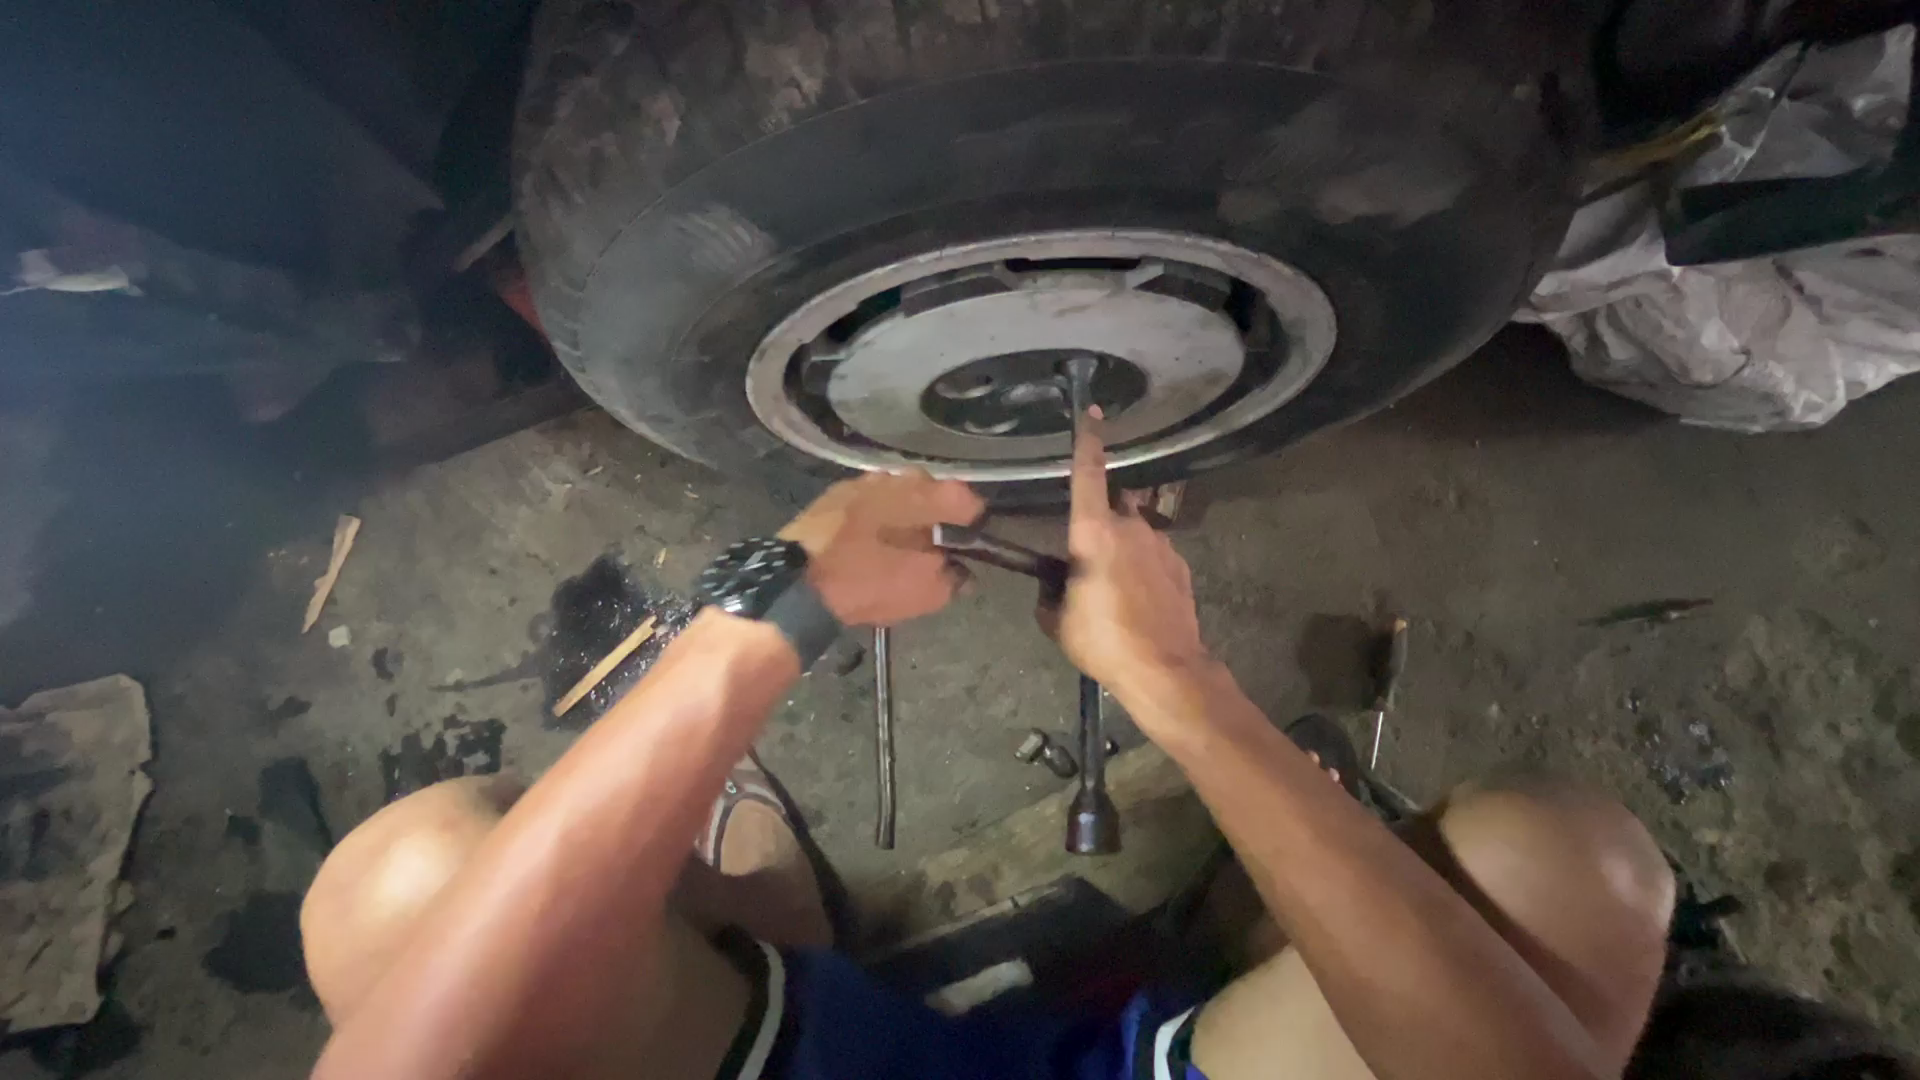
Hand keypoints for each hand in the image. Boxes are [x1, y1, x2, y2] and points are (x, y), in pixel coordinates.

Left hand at [781, 469, 984, 626]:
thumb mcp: (920, 592)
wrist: (793, 583)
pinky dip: (876, 516)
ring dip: (903, 510)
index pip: (960, 495)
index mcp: (920, 495)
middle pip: (925, 487)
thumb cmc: (864, 582)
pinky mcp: (829, 498)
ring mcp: (856, 484)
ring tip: (904, 538)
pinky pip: (866, 501)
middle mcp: (890, 479)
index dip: (971, 515)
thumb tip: (960, 574)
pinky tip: (872, 538)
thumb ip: (949, 580)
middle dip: (936, 509)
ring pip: (893, 491)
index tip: (974, 532)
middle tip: (939, 537)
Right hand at [1041, 408, 1211, 700]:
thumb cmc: (1103, 640)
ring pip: (1133, 535)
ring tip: (1114, 591)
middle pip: (1109, 512)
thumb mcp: (1058, 622)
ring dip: (1121, 552)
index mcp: (1093, 533)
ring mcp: (1161, 544)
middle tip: (1086, 567)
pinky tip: (1139, 600)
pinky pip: (1153, 556)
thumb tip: (1052, 590)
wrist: (1164, 668)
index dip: (1087, 442)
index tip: (1091, 414)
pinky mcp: (1180, 565)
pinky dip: (1143, 569)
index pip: (1088, 475)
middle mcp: (1130, 527)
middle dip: (1097, 530)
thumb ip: (1049, 596)